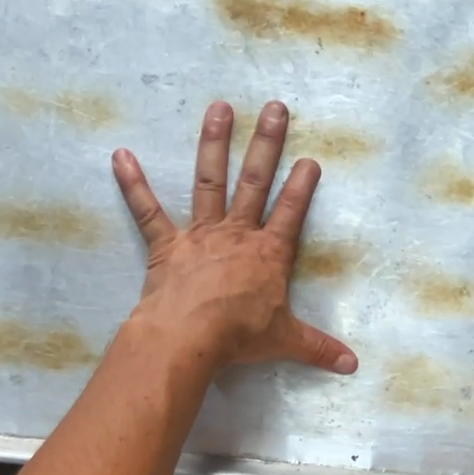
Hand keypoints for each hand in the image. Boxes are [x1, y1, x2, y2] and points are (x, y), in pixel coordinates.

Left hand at [112, 101, 357, 374]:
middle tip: (275, 108)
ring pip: (210, 181)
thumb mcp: (287, 341)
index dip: (302, 186)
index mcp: (269, 253)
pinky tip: (120, 155)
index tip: (310, 159)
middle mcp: (238, 234)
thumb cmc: (241, 336)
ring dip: (214, 143)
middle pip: (256, 181)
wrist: (191, 336)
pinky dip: (133, 184)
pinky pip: (148, 210)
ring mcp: (201, 234)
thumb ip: (320, 348)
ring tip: (219, 107)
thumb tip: (353, 366)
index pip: (291, 212)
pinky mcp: (167, 245)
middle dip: (267, 144)